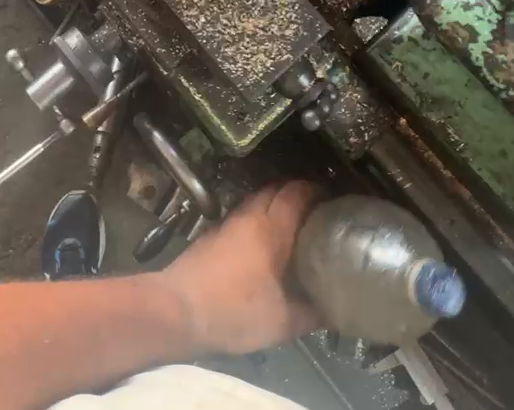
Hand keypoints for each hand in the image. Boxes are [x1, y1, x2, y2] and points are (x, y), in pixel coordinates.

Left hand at [158, 181, 324, 355]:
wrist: (178, 309)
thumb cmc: (234, 311)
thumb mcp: (282, 323)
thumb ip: (311, 315)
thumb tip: (335, 311)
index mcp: (271, 228)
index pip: (296, 192)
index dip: (315, 190)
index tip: (331, 199)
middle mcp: (248, 216)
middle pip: (275, 189)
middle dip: (296, 193)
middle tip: (315, 211)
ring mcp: (226, 223)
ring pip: (255, 201)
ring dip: (274, 205)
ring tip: (292, 226)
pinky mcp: (211, 235)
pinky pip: (241, 216)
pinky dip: (256, 220)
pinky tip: (261, 244)